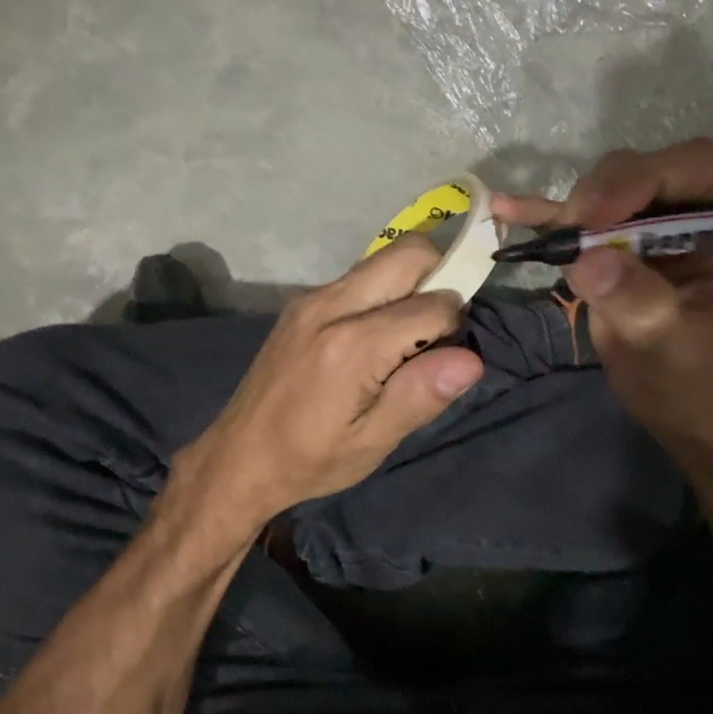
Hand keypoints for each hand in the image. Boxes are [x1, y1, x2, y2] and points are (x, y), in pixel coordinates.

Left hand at [178, 234, 484, 522]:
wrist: (239, 457)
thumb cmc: (309, 460)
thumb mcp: (371, 442)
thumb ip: (420, 395)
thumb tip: (473, 359)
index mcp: (352, 345)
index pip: (433, 304)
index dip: (454, 327)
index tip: (447, 359)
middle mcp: (330, 306)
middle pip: (409, 253)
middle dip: (440, 277)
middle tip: (438, 331)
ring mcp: (311, 299)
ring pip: (382, 260)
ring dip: (409, 284)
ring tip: (406, 339)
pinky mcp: (300, 304)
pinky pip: (356, 278)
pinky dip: (381, 293)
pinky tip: (374, 339)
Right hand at [491, 138, 712, 446]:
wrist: (672, 402)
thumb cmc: (686, 377)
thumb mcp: (670, 345)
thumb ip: (639, 301)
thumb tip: (589, 261)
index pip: (698, 168)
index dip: (648, 177)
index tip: (598, 216)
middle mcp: (693, 213)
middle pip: (646, 171)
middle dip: (605, 193)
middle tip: (570, 232)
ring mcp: (649, 224)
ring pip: (608, 187)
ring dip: (575, 208)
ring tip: (554, 244)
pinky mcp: (611, 242)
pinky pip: (578, 219)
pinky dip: (542, 215)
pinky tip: (504, 207)